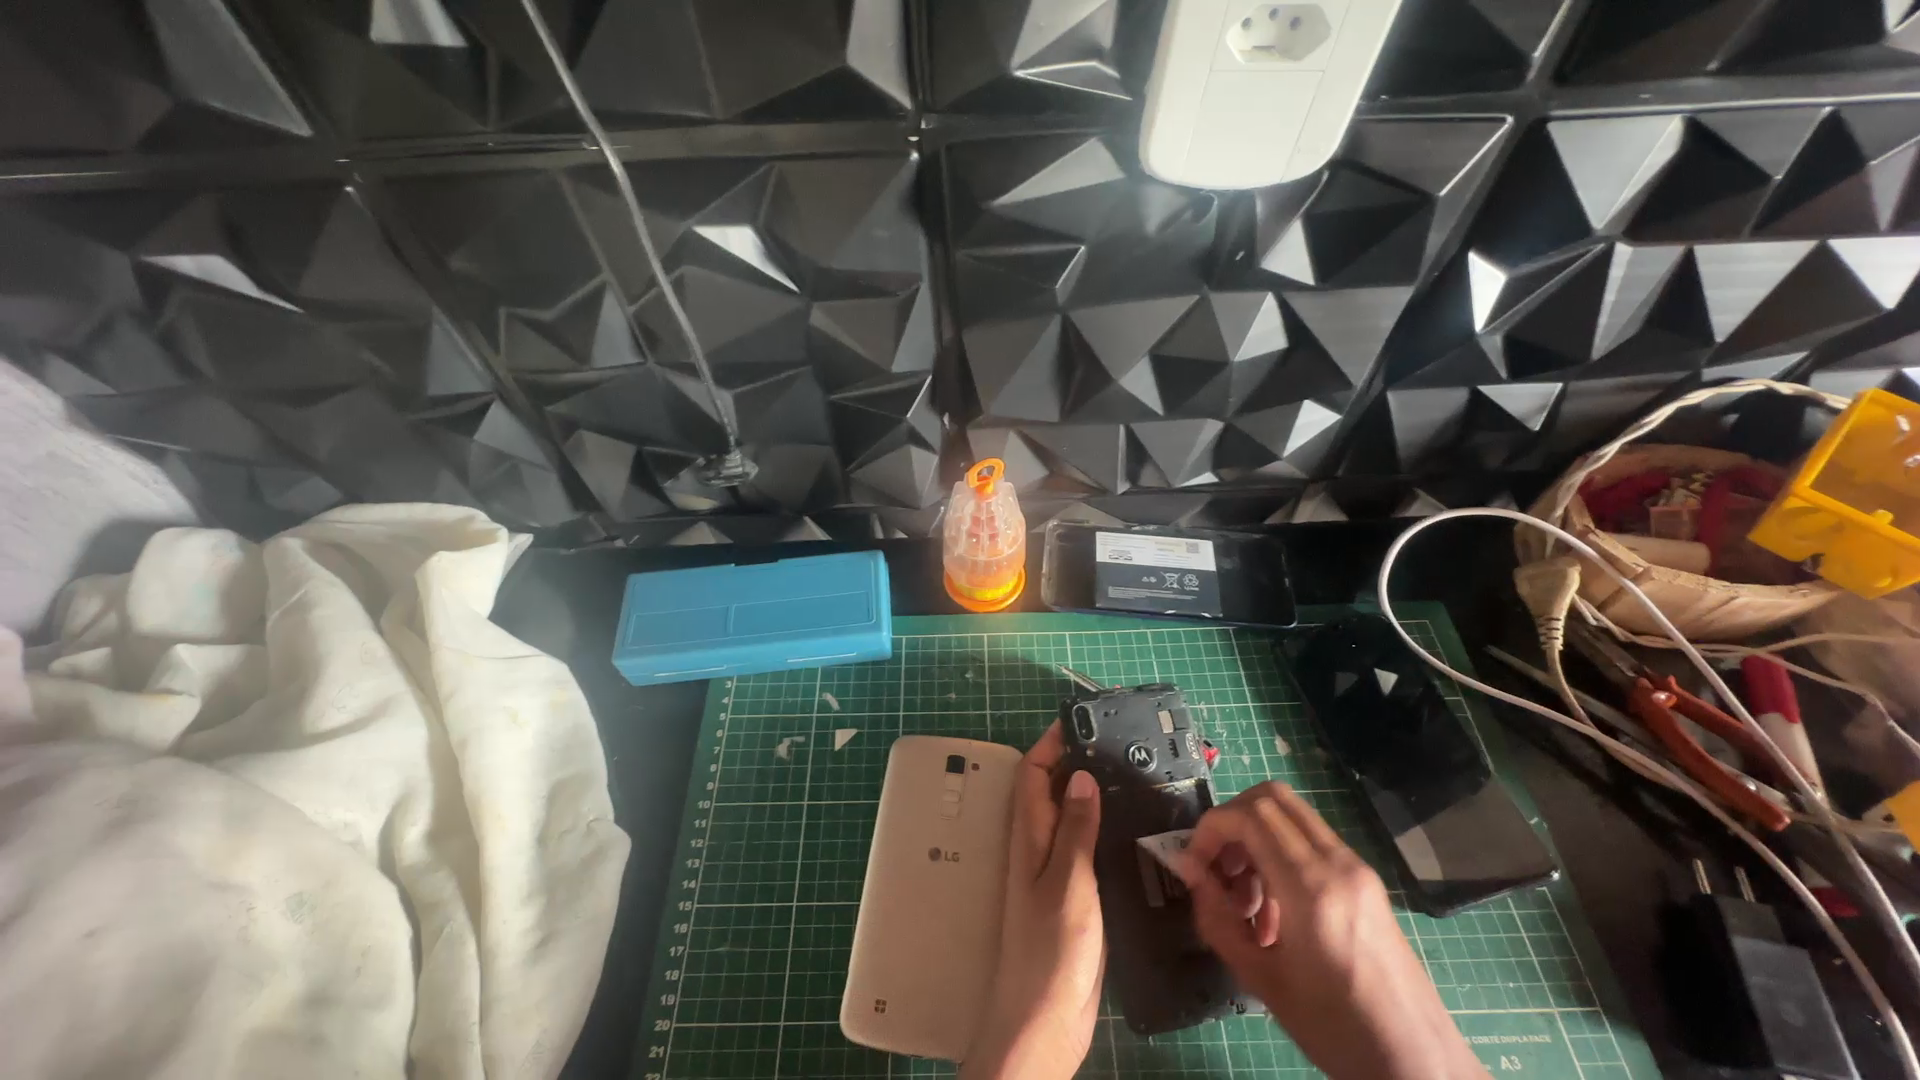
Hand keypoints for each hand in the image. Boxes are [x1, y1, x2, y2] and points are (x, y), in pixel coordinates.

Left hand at [962, 722, 1104, 1079]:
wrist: (1045, 1020)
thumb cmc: (1051, 950)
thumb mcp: (1066, 883)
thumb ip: (1074, 831)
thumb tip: (1079, 775)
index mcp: (1028, 837)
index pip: (1031, 774)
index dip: (1050, 743)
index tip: (1080, 719)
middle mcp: (1038, 848)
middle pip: (1051, 790)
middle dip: (1075, 761)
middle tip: (1119, 743)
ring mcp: (1055, 873)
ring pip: (1071, 819)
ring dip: (1092, 793)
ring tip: (1133, 776)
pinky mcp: (1074, 897)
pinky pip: (1086, 849)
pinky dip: (1104, 830)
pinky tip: (1134, 831)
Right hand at [1178, 782, 1486, 1079]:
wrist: (1417, 1062)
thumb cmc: (1335, 1028)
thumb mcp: (1261, 978)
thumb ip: (1216, 916)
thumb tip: (1189, 868)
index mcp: (1310, 888)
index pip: (1249, 816)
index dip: (1209, 829)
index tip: (1193, 866)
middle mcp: (1337, 863)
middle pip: (1271, 798)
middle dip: (1231, 822)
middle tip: (1216, 869)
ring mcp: (1357, 868)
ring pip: (1291, 816)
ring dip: (1255, 839)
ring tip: (1243, 901)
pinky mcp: (1366, 881)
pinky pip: (1310, 843)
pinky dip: (1279, 854)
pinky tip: (1272, 911)